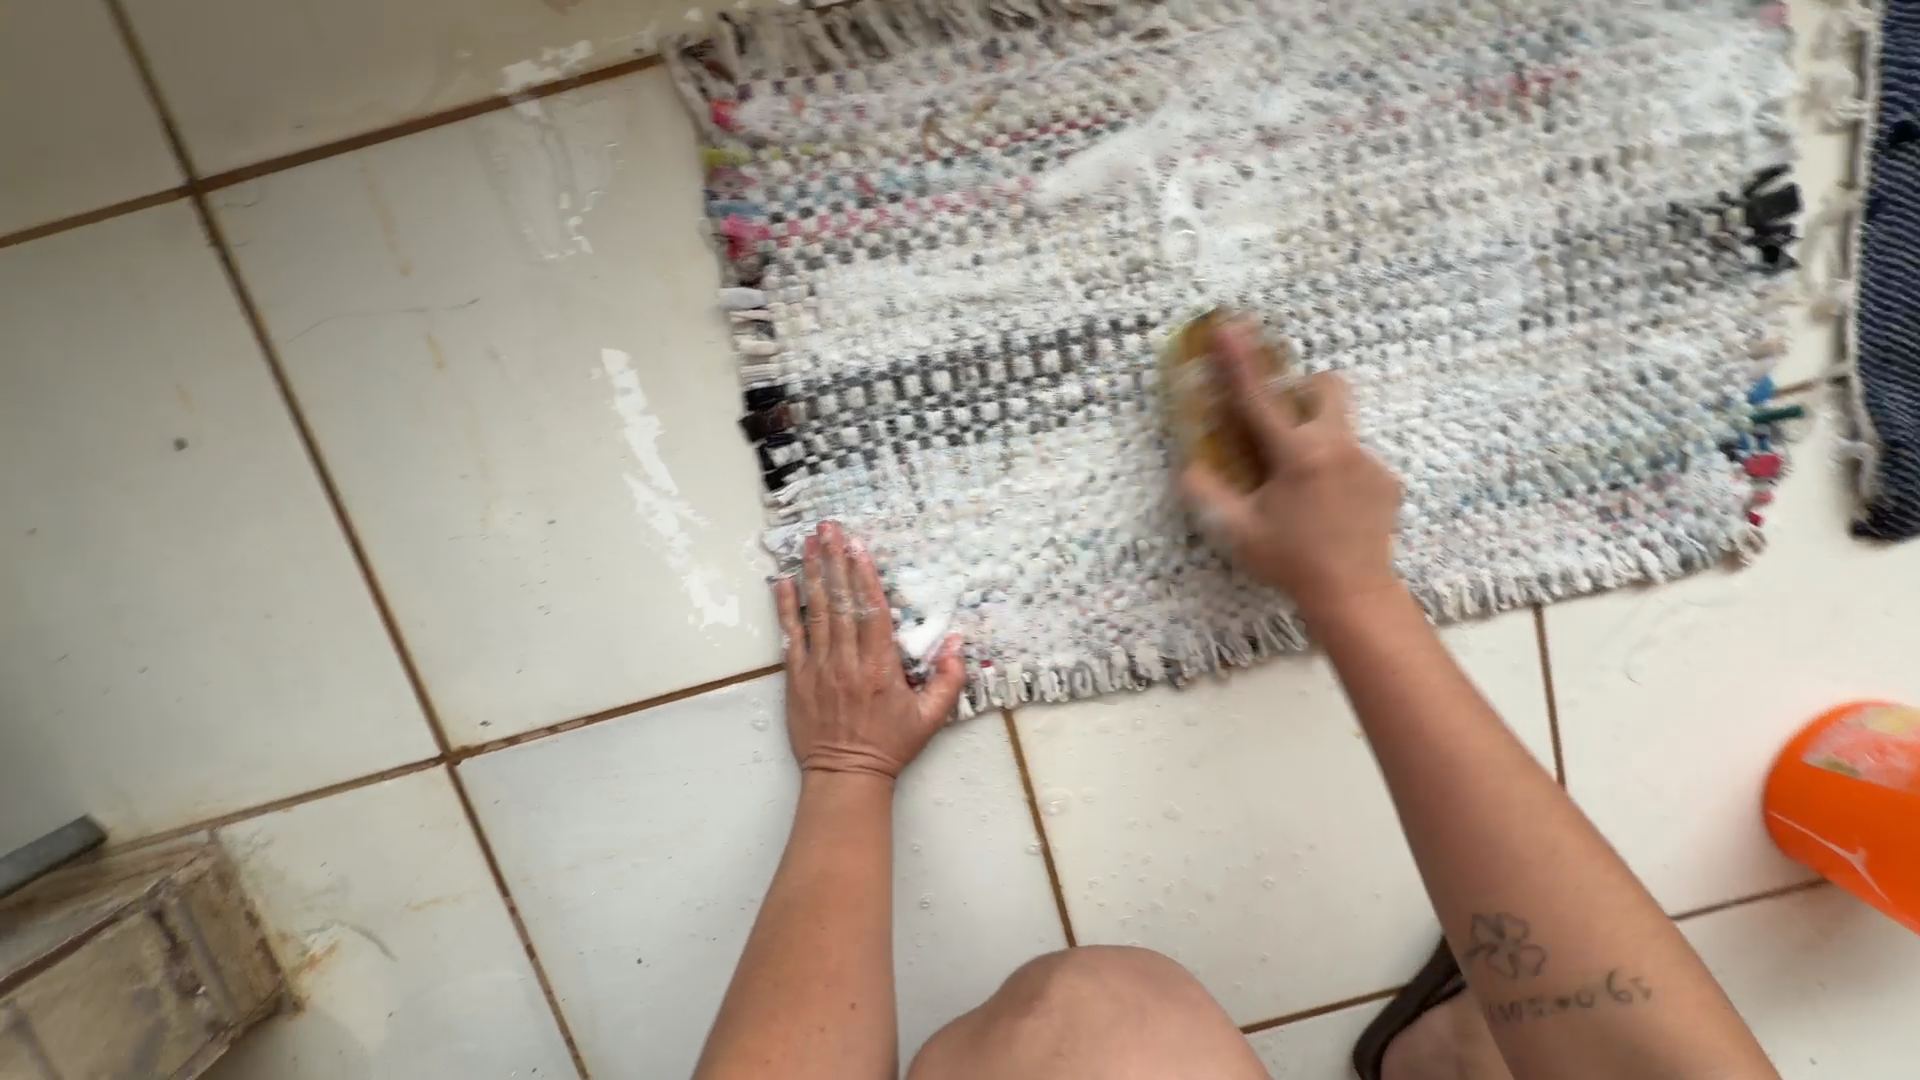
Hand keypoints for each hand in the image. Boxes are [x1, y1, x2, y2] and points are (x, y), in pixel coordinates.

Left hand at [772, 522, 966, 781]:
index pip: (872, 612)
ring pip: (816, 612)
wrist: (845, 774)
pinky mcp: (798, 678)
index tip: (859, 546)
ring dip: (813, 574)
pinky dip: (786, 607)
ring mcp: (819, 668)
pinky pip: (792, 636)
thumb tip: (956, 641)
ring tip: (811, 543)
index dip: (865, 576)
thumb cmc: (889, 745)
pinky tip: (784, 581)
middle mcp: (847, 662)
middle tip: (830, 528)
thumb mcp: (931, 717)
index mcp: (880, 668)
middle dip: (836, 561)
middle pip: (841, 602)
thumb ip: (948, 678)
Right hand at [1178, 320, 1403, 619]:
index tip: (1228, 324)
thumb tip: (1187, 467)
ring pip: (1340, 428)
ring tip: (1303, 490)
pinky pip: (1356, 460)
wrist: (1353, 593)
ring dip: (1316, 441)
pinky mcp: (1388, 481)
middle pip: (1327, 386)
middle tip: (1282, 422)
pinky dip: (1336, 474)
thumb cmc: (1288, 561)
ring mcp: (1369, 462)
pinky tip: (1329, 509)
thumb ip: (1206, 494)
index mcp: (1297, 455)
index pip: (1260, 398)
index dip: (1239, 360)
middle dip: (1303, 389)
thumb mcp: (1235, 531)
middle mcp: (1338, 447)